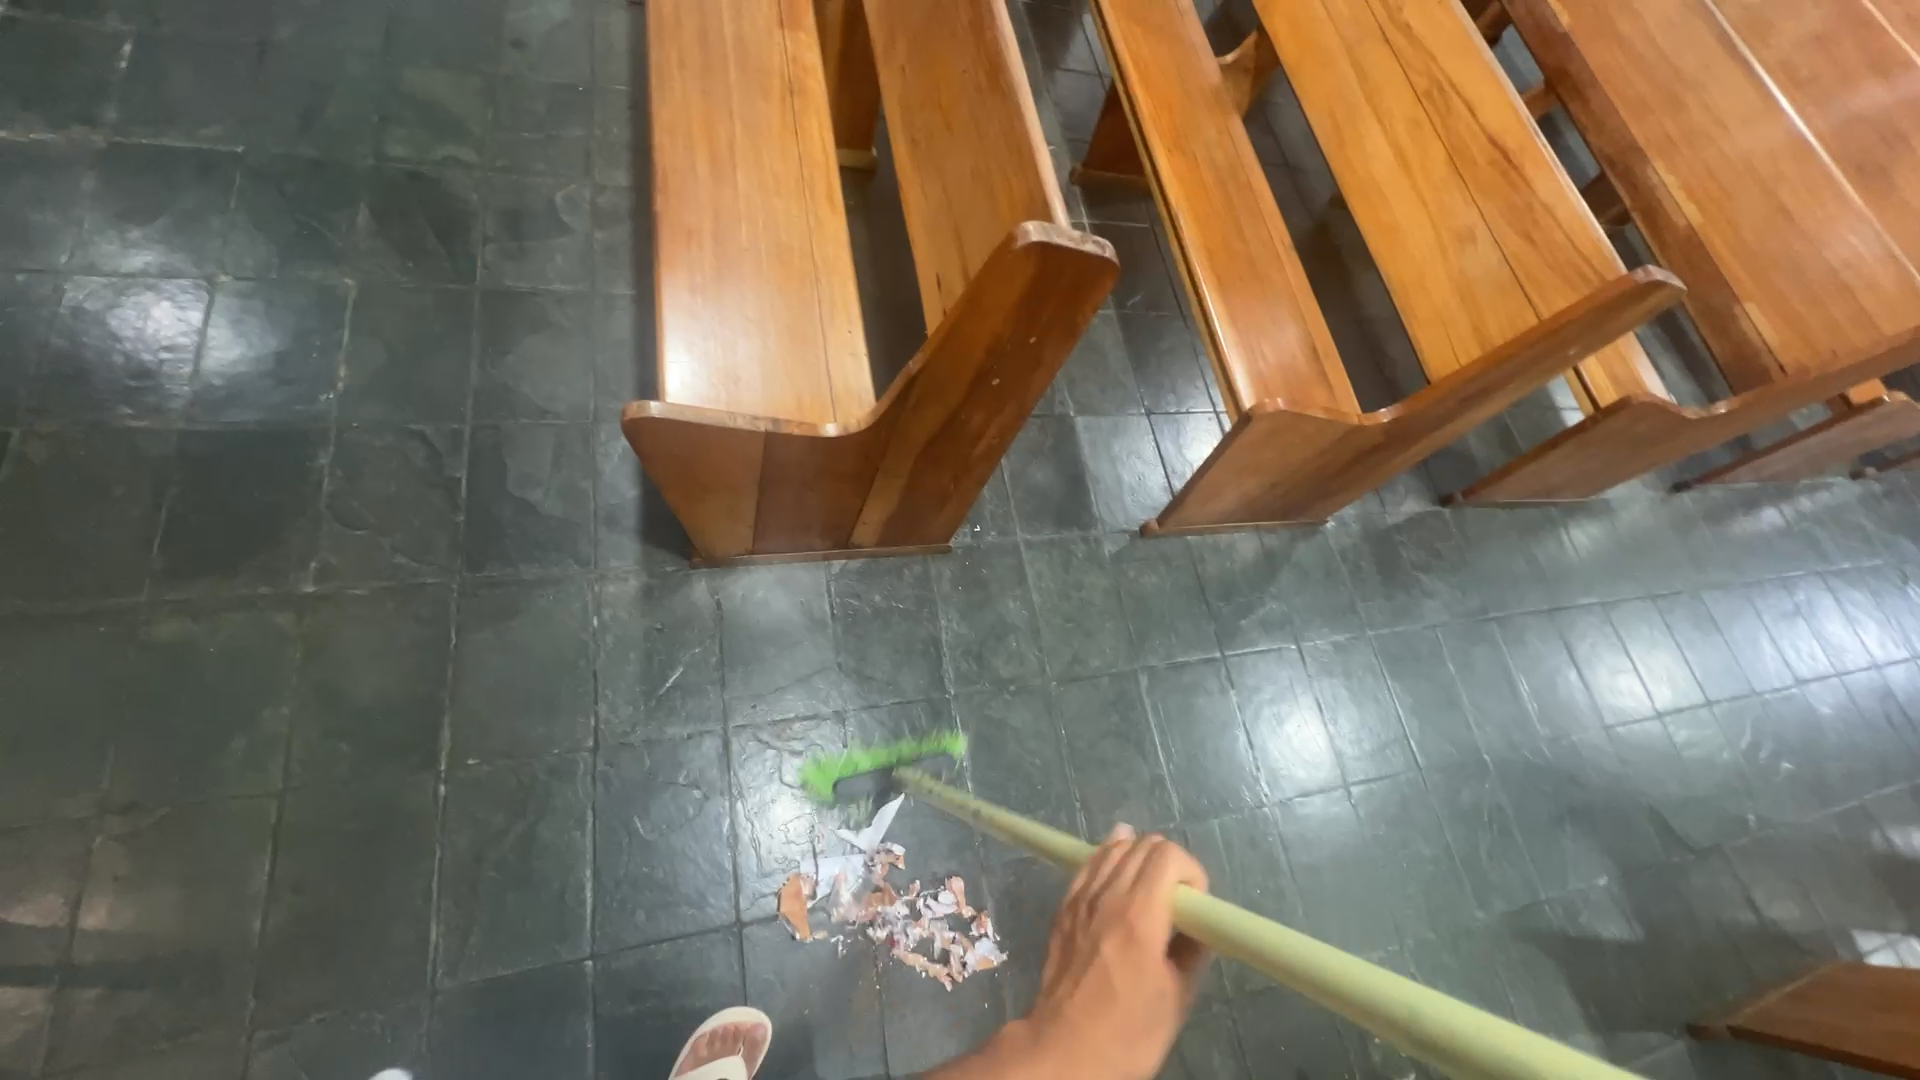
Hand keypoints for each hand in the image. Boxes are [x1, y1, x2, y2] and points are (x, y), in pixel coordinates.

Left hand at [1020, 824, 1212, 1079]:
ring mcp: (1081, 898)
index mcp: (1140, 915)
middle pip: (1142, 845)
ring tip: (1150, 881)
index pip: (1169, 856)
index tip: (1196, 903)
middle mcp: (1108, 895)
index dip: (1191, 871)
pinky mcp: (1064, 907)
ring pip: (1112, 848)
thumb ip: (1192, 951)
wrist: (1066, 1048)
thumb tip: (1200, 926)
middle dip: (1169, 862)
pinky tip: (1116, 867)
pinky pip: (1089, 865)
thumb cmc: (1128, 1032)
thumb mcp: (1177, 997)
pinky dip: (1107, 859)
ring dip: (1137, 855)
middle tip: (1178, 898)